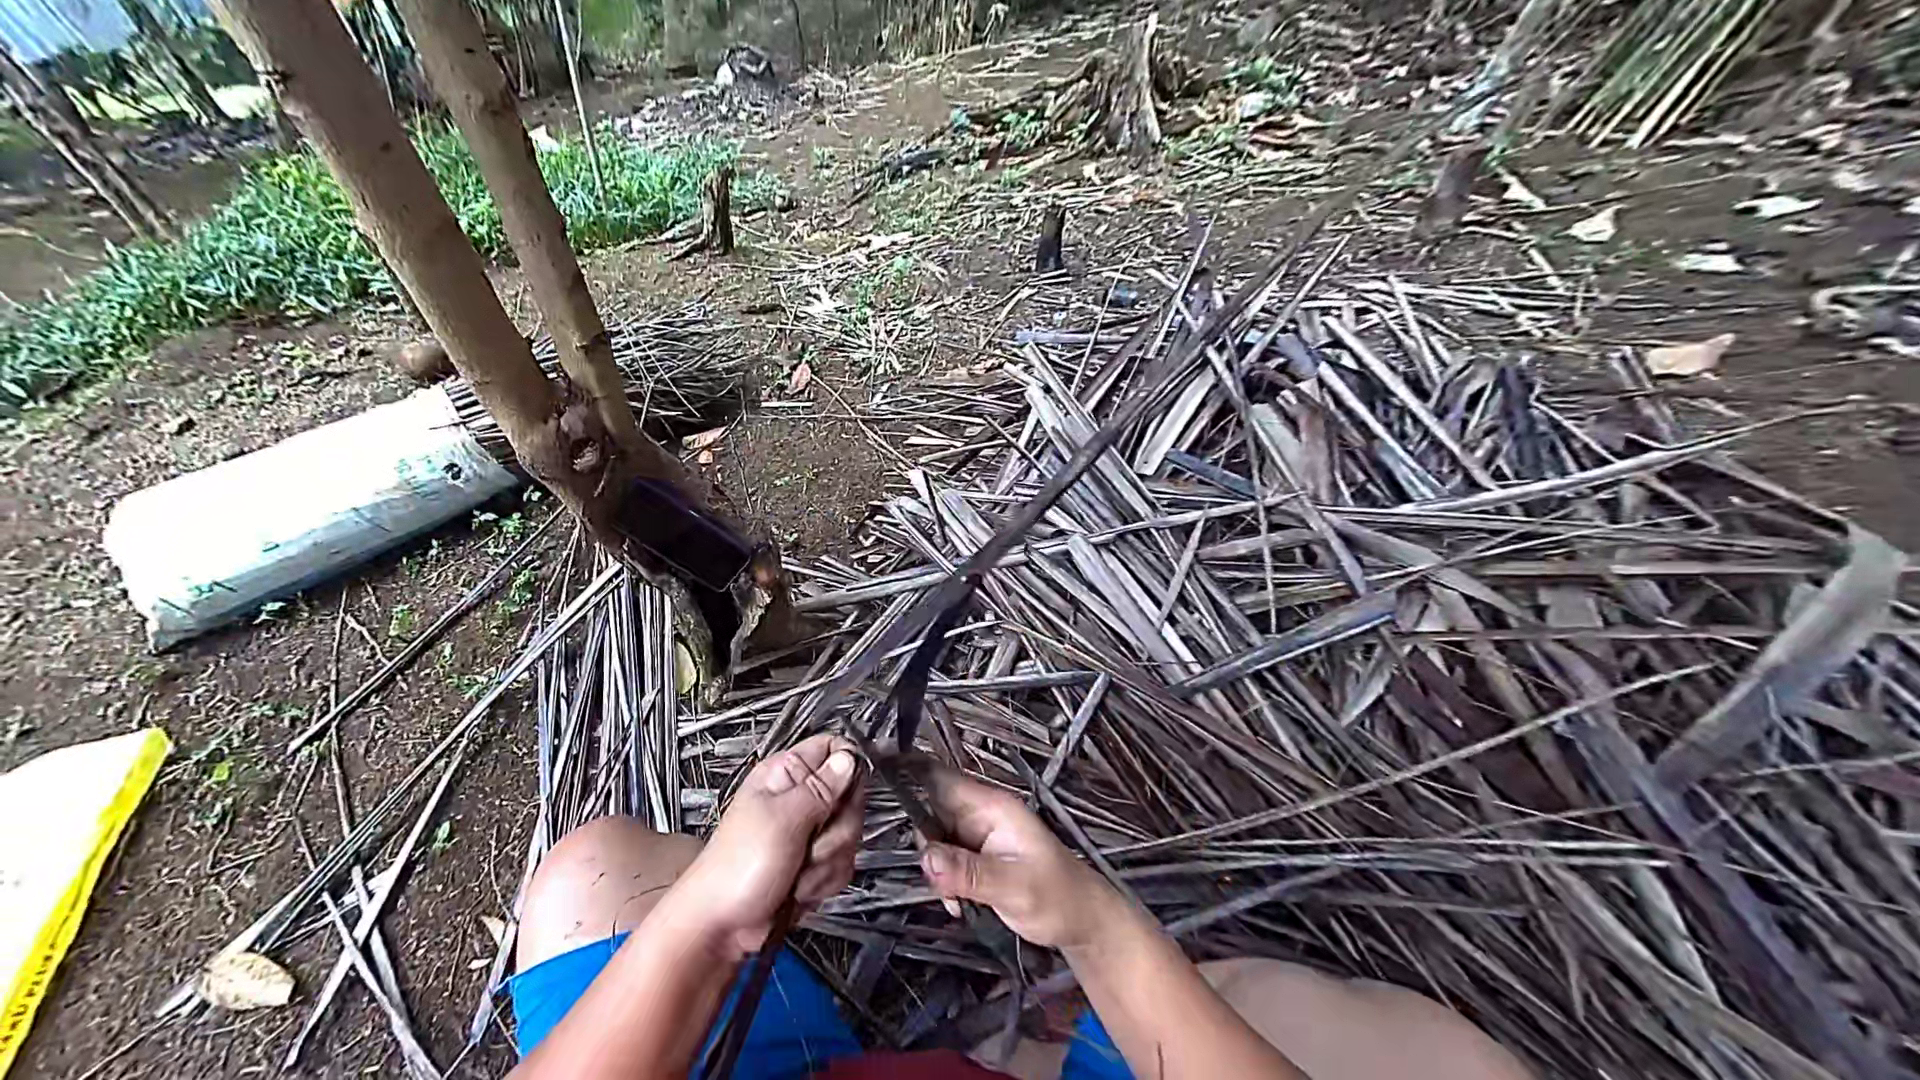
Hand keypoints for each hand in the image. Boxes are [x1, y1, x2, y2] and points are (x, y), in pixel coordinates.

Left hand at [663, 733, 865, 957]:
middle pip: (850, 796)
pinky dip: (825, 880)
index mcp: (785, 774)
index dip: (847, 771)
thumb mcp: (782, 819)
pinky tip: (800, 885)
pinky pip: (843, 863)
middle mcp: (799, 798)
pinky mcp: (815, 860)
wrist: (722, 927)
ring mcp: (808, 830)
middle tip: (810, 841)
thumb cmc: (734, 869)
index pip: (836, 750)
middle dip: (836, 829)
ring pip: (849, 834)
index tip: (839, 798)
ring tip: (798, 868)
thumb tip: (848, 758)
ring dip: (827, 860)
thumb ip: (821, 787)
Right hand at [917, 767, 1121, 949]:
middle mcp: (979, 814)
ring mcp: (976, 835)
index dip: (908, 768)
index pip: (940, 777)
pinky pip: (944, 859)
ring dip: (936, 868)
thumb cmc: (1057, 896)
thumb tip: (926, 858)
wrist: (1080, 921)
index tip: (875, 765)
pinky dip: (944, 882)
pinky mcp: (974, 857)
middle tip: (939, 878)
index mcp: (990, 805)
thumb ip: (969, 872)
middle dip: (924, 842)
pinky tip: (960, 903)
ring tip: (957, 897)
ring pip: (934, 838)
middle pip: (929, 808)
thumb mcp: (1014, 886)